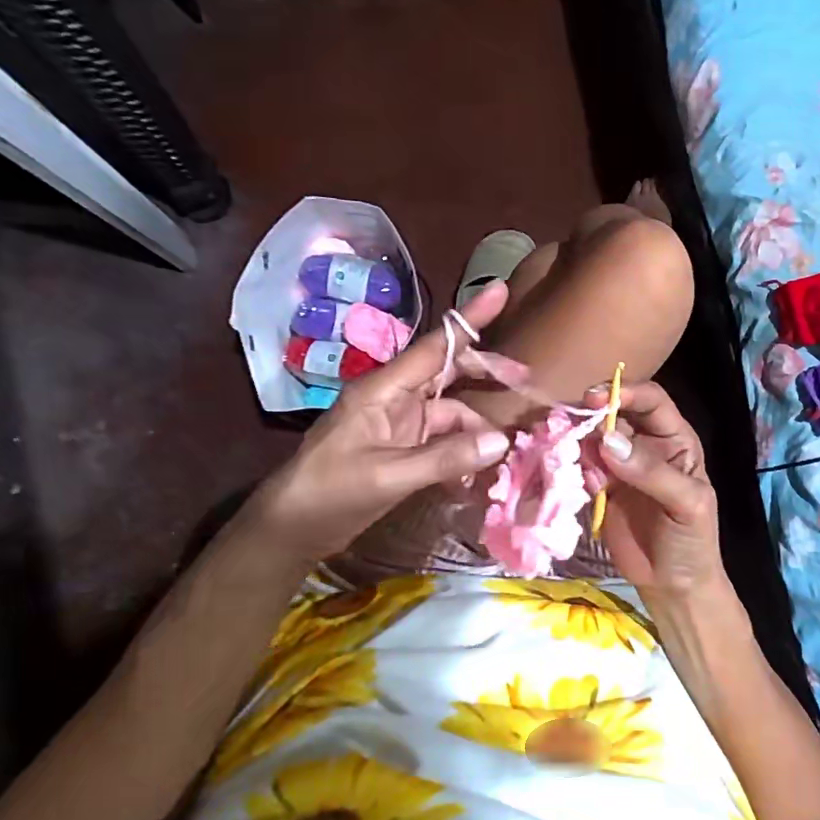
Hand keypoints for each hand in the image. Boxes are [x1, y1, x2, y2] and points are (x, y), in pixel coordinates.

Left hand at [248, 282, 513, 559]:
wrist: (292, 528)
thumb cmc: (329, 492)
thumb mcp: (387, 476)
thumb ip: (443, 458)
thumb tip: (500, 441)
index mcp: (383, 390)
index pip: (434, 347)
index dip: (468, 320)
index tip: (500, 290)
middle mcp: (394, 399)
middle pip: (448, 375)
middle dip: (485, 377)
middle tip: (528, 386)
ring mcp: (399, 425)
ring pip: (450, 412)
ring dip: (476, 429)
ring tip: (503, 453)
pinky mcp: (401, 449)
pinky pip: (442, 441)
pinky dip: (461, 453)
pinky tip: (476, 475)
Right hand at [585, 381, 727, 599]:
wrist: (673, 586)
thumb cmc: (691, 540)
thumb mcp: (686, 504)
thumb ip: (651, 471)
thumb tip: (608, 440)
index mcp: (674, 439)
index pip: (650, 400)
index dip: (626, 392)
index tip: (596, 397)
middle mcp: (644, 445)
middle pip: (615, 414)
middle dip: (593, 414)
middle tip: (568, 422)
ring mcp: (619, 466)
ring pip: (593, 438)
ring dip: (578, 441)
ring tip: (568, 455)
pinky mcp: (599, 487)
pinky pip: (581, 466)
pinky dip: (572, 466)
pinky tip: (576, 479)